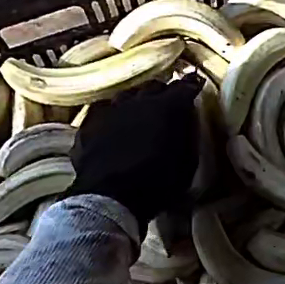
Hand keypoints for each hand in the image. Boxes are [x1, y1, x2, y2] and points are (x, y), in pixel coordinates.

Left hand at [66, 76, 202, 224]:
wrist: (112, 198)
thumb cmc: (159, 184)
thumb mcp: (188, 162)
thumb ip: (188, 134)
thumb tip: (188, 117)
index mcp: (169, 107)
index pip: (184, 86)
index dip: (191, 86)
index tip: (195, 86)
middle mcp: (139, 100)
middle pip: (153, 86)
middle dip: (162, 92)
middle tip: (166, 104)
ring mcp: (111, 109)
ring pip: (126, 95)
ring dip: (136, 102)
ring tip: (139, 113)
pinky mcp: (89, 123)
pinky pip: (103, 109)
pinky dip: (112, 114)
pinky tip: (113, 123)